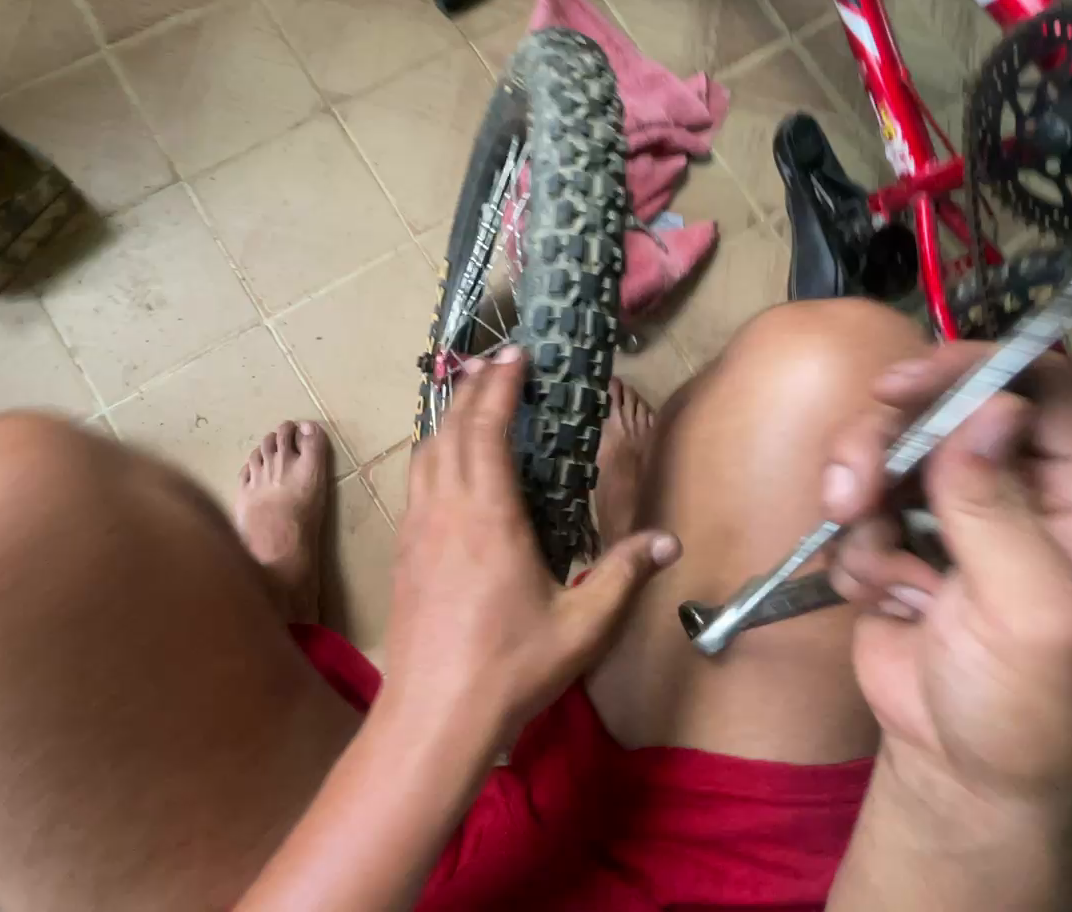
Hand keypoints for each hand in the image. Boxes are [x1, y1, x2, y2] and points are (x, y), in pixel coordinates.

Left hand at [382, 346, 680, 742]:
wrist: (433, 715)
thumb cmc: (510, 668)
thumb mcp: (581, 626)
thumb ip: (622, 575)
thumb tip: (667, 540)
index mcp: (487, 516)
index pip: (486, 429)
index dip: (499, 386)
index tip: (515, 355)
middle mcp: (445, 509)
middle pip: (451, 428)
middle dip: (473, 388)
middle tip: (497, 363)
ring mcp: (417, 528)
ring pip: (426, 452)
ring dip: (448, 417)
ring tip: (472, 401)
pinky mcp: (404, 549)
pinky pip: (416, 481)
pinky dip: (433, 452)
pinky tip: (448, 464)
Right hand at [821, 345, 1071, 822]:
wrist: (959, 769)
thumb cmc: (1028, 706)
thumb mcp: (1033, 613)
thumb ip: (1002, 508)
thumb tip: (988, 409)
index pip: (1040, 389)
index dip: (972, 371)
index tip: (898, 387)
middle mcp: (1022, 492)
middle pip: (940, 413)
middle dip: (885, 448)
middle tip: (851, 490)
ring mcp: (956, 514)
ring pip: (888, 455)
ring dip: (862, 506)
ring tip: (870, 570)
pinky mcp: (900, 541)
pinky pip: (860, 511)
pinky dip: (858, 553)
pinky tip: (884, 602)